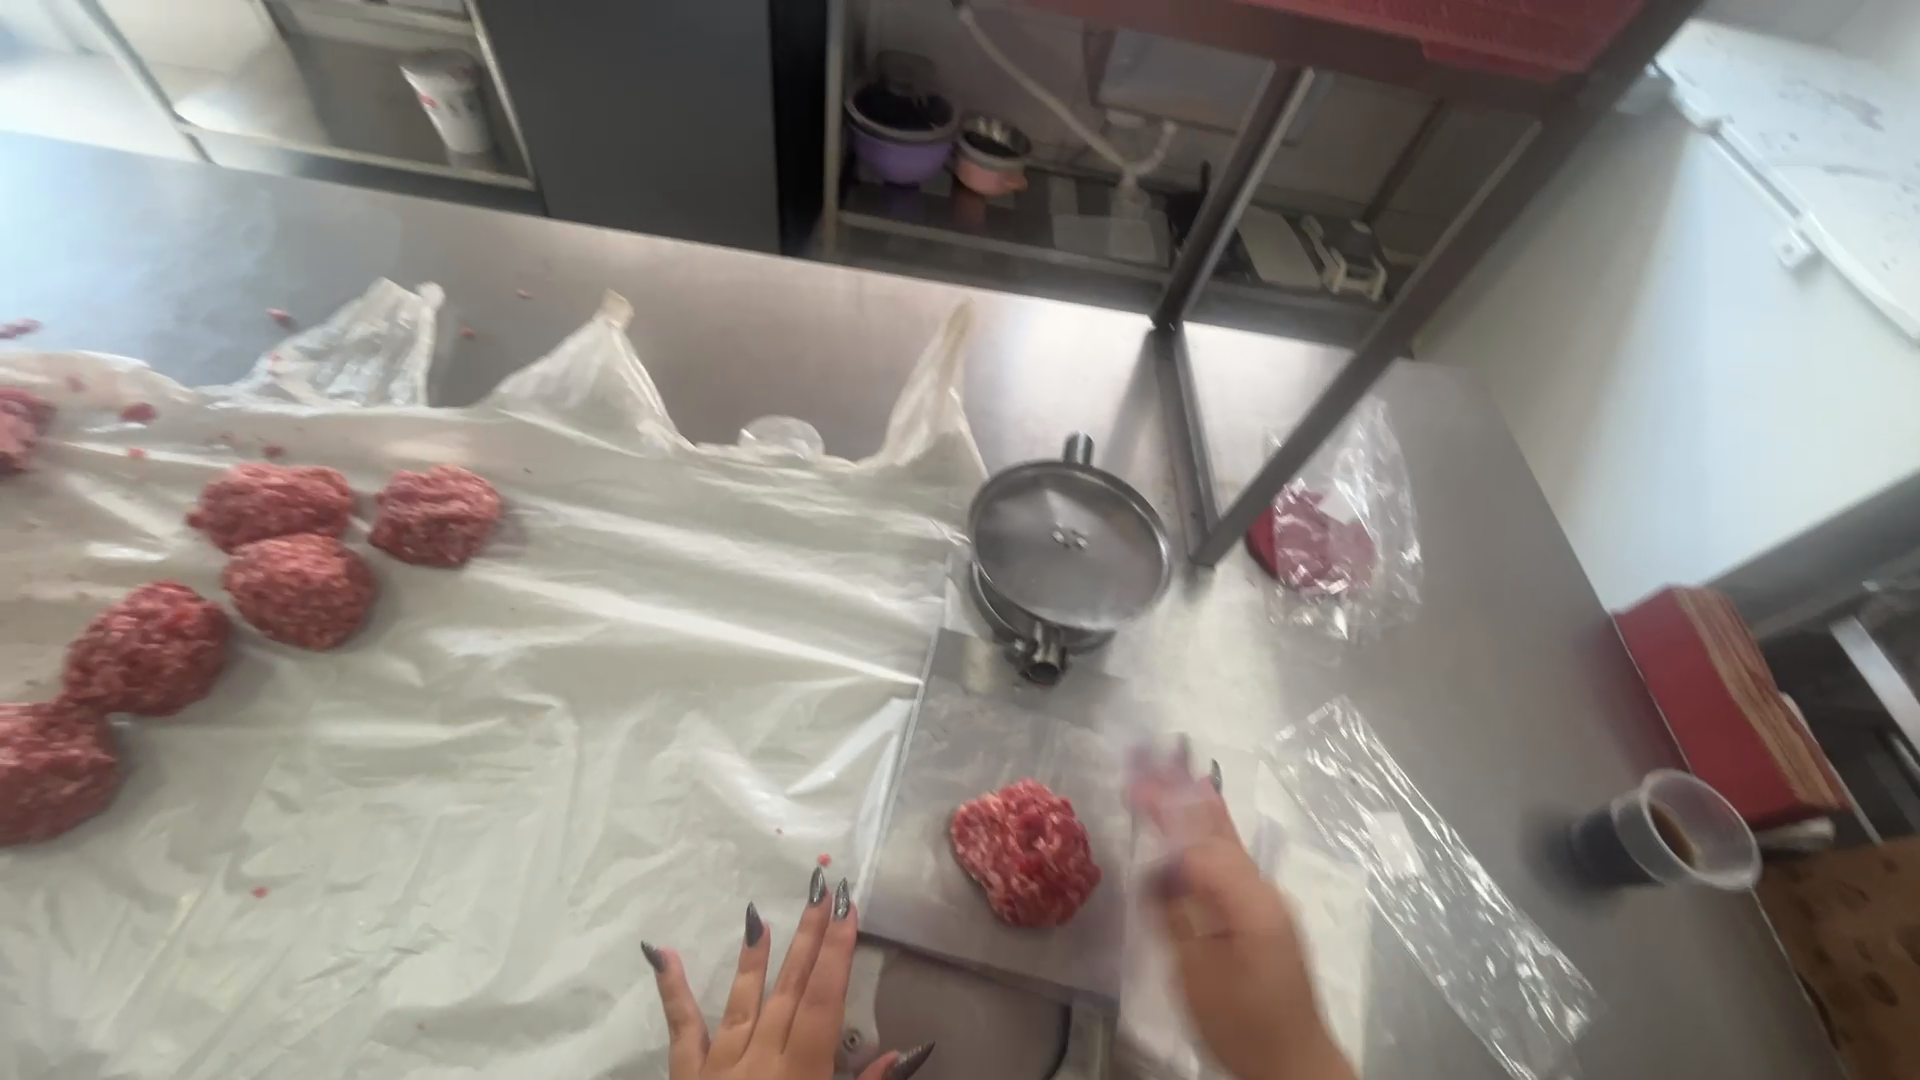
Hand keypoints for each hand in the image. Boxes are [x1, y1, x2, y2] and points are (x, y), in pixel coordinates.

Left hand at [645, 869, 934, 1079]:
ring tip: (761, 912)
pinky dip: (673, 990)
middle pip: (791, 989)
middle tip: (821, 889)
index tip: (847, 907)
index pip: (825, 1001)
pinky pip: (681, 1031)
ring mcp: (719, 1069)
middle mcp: (760, 1062)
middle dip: (810, 938)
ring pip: (743, 1000)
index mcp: (801, 1076)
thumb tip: (911, 1050)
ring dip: (756, 955)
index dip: (838, 952)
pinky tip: (663, 951)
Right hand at [1131, 758, 1354, 1079]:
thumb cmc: (1240, 1023)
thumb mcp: (1196, 974)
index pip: (1196, 842)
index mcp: (1246, 900)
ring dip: (1196, 804)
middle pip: (1216, 828)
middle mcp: (1262, 889)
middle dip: (1181, 791)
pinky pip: (1231, 858)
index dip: (1164, 811)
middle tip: (1154, 755)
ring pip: (1227, 839)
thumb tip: (1157, 866)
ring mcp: (1268, 899)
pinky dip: (1209, 831)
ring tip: (1175, 767)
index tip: (1134, 782)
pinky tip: (1200, 816)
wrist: (1296, 1066)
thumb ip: (1176, 914)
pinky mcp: (1267, 913)